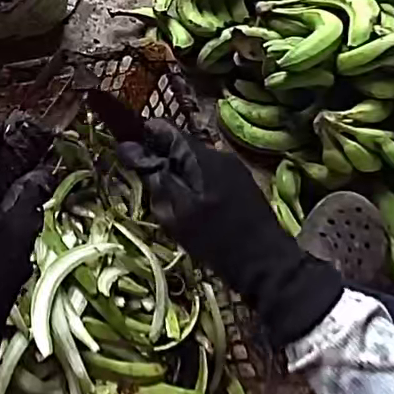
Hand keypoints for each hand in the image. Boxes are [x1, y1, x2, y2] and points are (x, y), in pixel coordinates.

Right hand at [119, 120, 341, 345]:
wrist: (269, 266)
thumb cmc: (217, 240)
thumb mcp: (176, 212)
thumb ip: (153, 176)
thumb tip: (126, 146)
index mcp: (199, 155)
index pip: (161, 127)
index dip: (139, 135)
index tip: (124, 152)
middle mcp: (217, 153)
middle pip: (176, 144)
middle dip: (156, 158)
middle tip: (142, 185)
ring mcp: (231, 168)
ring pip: (191, 161)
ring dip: (174, 173)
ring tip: (165, 202)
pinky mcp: (240, 184)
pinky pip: (206, 174)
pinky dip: (191, 184)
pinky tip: (190, 209)